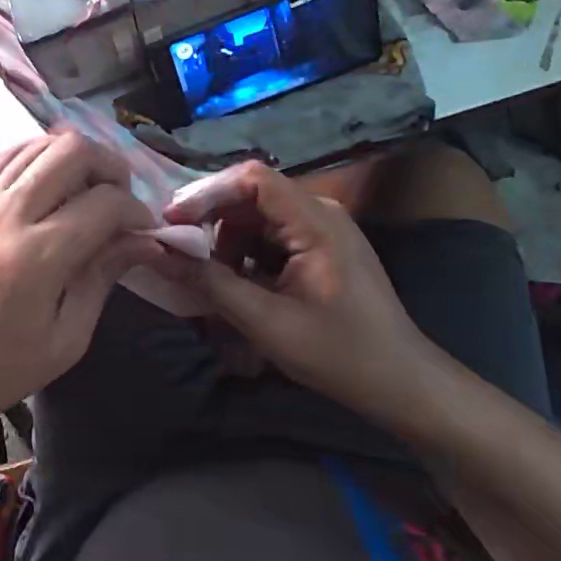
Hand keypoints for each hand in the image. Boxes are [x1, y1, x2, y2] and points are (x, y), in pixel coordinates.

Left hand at [0, 130, 163, 456]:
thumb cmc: (0, 370)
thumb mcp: (68, 338)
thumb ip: (105, 277)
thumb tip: (147, 241)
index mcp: (35, 258)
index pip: (105, 203)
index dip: (137, 212)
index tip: (144, 233)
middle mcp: (7, 216)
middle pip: (74, 150)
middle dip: (112, 168)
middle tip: (120, 202)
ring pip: (42, 143)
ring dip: (78, 158)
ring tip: (89, 192)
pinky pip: (10, 156)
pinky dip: (42, 158)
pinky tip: (54, 186)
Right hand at [162, 161, 439, 429]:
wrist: (401, 382)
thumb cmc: (339, 353)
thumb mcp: (267, 322)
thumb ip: (210, 283)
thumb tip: (158, 253)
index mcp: (315, 220)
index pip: (252, 178)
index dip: (206, 194)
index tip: (171, 224)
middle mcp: (319, 212)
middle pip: (251, 196)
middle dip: (211, 222)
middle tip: (178, 253)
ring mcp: (323, 228)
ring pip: (258, 217)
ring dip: (227, 242)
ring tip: (210, 280)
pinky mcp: (321, 247)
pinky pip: (273, 236)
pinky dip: (247, 254)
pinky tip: (237, 284)